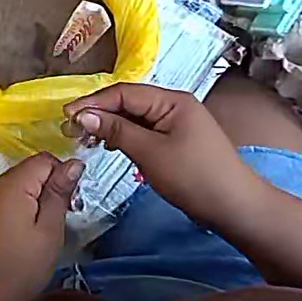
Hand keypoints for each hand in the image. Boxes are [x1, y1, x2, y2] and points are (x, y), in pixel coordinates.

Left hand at [0, 153, 82, 300]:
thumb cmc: (19, 266)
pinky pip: (13, 197)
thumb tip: (75, 163)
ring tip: (49, 228)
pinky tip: (31, 232)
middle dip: (53, 186)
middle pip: (34, 169)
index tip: (73, 203)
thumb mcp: (49, 230)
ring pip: (24, 184)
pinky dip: (27, 207)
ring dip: (40, 198)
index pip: (46, 159)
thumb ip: (60, 193)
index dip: (64, 175)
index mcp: (14, 184)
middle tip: (64, 217)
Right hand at [64, 84, 272, 231]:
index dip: (93, 103)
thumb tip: (84, 114)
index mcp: (171, 100)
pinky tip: (112, 147)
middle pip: (129, 103)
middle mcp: (174, 105)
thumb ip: (116, 130)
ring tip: (87, 139)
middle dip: (100, 113)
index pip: (123, 93)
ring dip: (111, 126)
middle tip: (72, 130)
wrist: (235, 206)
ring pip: (135, 118)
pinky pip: (145, 132)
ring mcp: (177, 123)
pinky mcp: (177, 141)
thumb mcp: (150, 152)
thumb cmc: (193, 177)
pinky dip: (125, 137)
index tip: (66, 117)